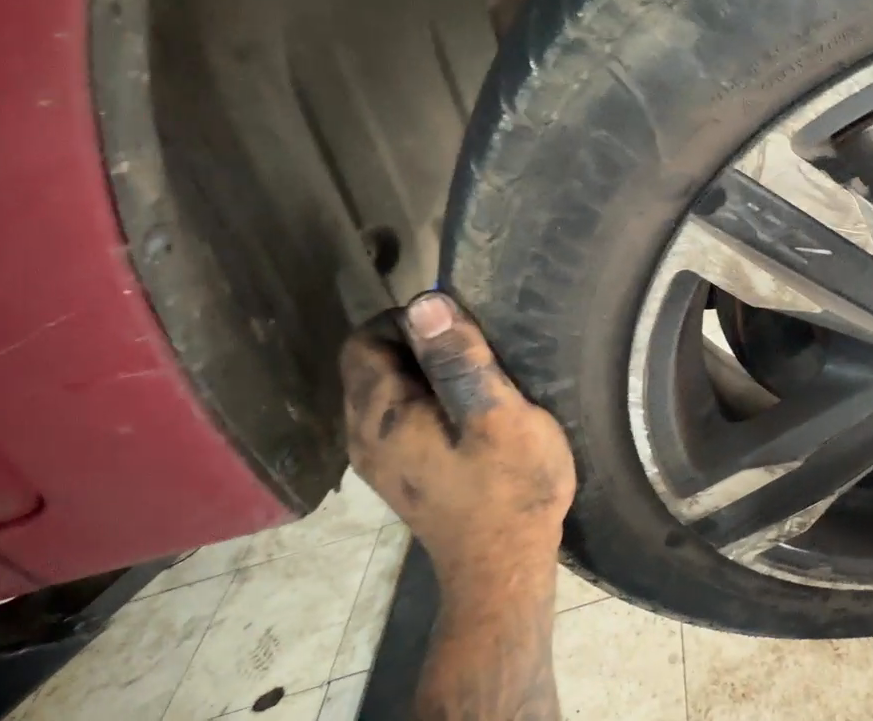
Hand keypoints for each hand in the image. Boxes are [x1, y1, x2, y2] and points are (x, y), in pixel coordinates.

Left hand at [340, 291, 574, 587]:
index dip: (407, 320)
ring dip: (425, 369)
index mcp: (380, 417)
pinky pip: (399, 414)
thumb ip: (459, 360)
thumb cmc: (508, 488)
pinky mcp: (402, 471)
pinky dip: (427, 397)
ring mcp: (380, 458)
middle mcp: (364, 435)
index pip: (364, 341)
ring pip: (386, 388)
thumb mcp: (495, 415)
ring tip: (477, 374)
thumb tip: (425, 303)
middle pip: (371, 363)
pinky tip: (468, 409)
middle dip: (417, 342)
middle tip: (475, 347)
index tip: (458, 326)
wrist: (504, 569)